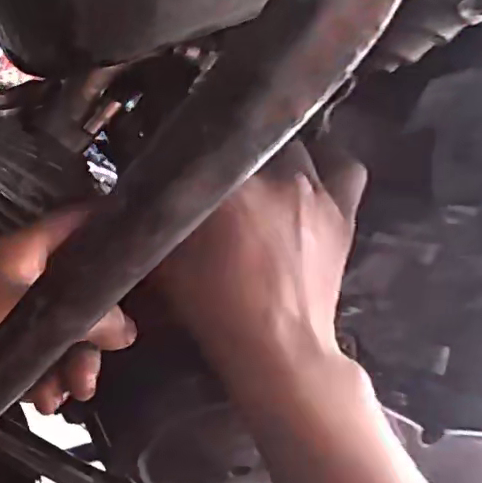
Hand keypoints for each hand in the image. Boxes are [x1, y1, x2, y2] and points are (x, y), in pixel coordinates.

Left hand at [0, 208, 136, 416]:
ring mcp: (11, 310)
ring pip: (63, 328)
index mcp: (23, 252)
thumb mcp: (33, 321)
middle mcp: (21, 275)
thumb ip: (88, 319)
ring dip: (72, 363)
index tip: (144, 249)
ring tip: (70, 393)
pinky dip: (49, 377)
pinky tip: (46, 402)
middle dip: (94, 330)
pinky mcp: (3, 345)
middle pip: (78, 288)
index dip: (108, 225)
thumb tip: (127, 329)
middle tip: (101, 362)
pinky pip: (41, 355)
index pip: (74, 221)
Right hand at [131, 142, 366, 388]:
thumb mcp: (163, 257)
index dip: (182, 140)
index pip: (198, 140)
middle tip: (212, 166)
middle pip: (245, 137)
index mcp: (225, 188)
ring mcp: (313, 190)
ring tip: (253, 168)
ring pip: (291, 145)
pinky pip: (342, 166)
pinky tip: (306, 171)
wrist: (275, 345)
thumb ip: (153, 216)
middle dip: (226, 149)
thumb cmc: (211, 303)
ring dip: (269, 153)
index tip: (171, 149)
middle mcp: (272, 177)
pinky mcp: (343, 209)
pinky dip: (324, 162)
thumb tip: (139, 186)